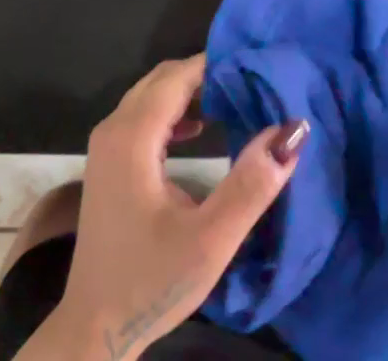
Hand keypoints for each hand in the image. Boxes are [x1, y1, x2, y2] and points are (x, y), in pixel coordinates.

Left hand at [21, 55, 306, 360]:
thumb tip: (292, 129)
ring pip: (148, 99)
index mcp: (132, 137)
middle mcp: (112, 130)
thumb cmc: (153, 279)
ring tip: (234, 100)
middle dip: (202, 75)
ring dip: (187, 94)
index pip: (175, 78)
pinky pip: (141, 120)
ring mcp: (105, 147)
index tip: (257, 65)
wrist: (96, 322)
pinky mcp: (108, 165)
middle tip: (252, 81)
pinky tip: (199, 130)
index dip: (214, 65)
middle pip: (159, 81)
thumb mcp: (211, 238)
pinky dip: (171, 114)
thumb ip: (251, 184)